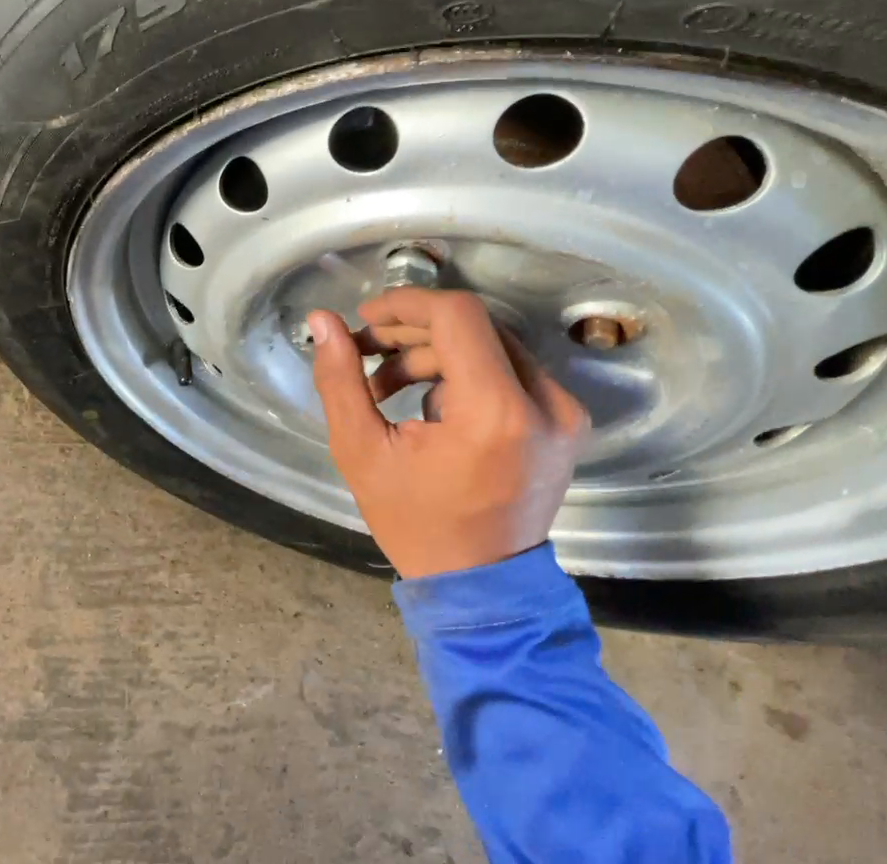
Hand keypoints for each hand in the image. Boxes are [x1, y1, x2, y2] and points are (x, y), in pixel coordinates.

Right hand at [306, 289, 587, 578]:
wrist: (480, 582)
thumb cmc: (413, 520)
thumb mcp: (360, 449)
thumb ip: (339, 380)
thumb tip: (321, 321)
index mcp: (495, 411)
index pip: (457, 317)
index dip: (406, 304)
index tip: (363, 319)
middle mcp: (545, 402)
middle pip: (474, 327)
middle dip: (410, 331)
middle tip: (363, 354)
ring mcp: (562, 412)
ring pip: (490, 345)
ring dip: (431, 353)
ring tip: (384, 387)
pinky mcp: (564, 421)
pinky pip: (507, 369)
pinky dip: (460, 372)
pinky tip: (425, 404)